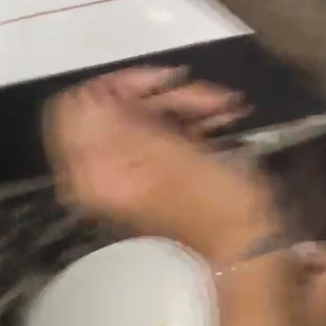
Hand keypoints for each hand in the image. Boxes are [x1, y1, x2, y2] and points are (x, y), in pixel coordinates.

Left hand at [43, 67, 277, 260]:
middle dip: (167, 94)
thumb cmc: (214, 201)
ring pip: (149, 115)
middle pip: (118, 107)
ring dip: (190, 103)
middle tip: (211, 96)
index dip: (116, 85)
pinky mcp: (161, 169)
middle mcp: (105, 167)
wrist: (248, 243)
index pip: (78, 107)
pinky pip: (167, 131)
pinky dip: (196, 119)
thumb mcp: (171, 157)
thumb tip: (88, 93)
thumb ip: (126, 125)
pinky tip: (227, 116)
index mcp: (95, 169)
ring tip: (229, 105)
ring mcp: (134, 168)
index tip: (163, 81)